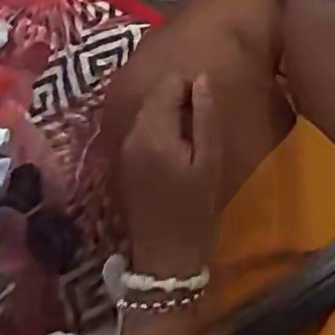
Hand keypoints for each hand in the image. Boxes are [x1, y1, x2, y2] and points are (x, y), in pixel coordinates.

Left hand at [119, 73, 220, 276]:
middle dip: (180, 97)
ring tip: (192, 133)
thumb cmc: (194, 205)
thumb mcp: (210, 157)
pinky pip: (143, 129)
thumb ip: (205, 114)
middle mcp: (132, 135)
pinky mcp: (124, 161)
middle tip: (202, 120)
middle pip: (156, 94)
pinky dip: (160, 127)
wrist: (166, 255)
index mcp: (153, 132)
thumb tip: (203, 78)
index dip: (191, 85)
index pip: (168, 83)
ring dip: (170, 112)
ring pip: (148, 110)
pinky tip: (176, 148)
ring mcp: (124, 149)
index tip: (207, 105)